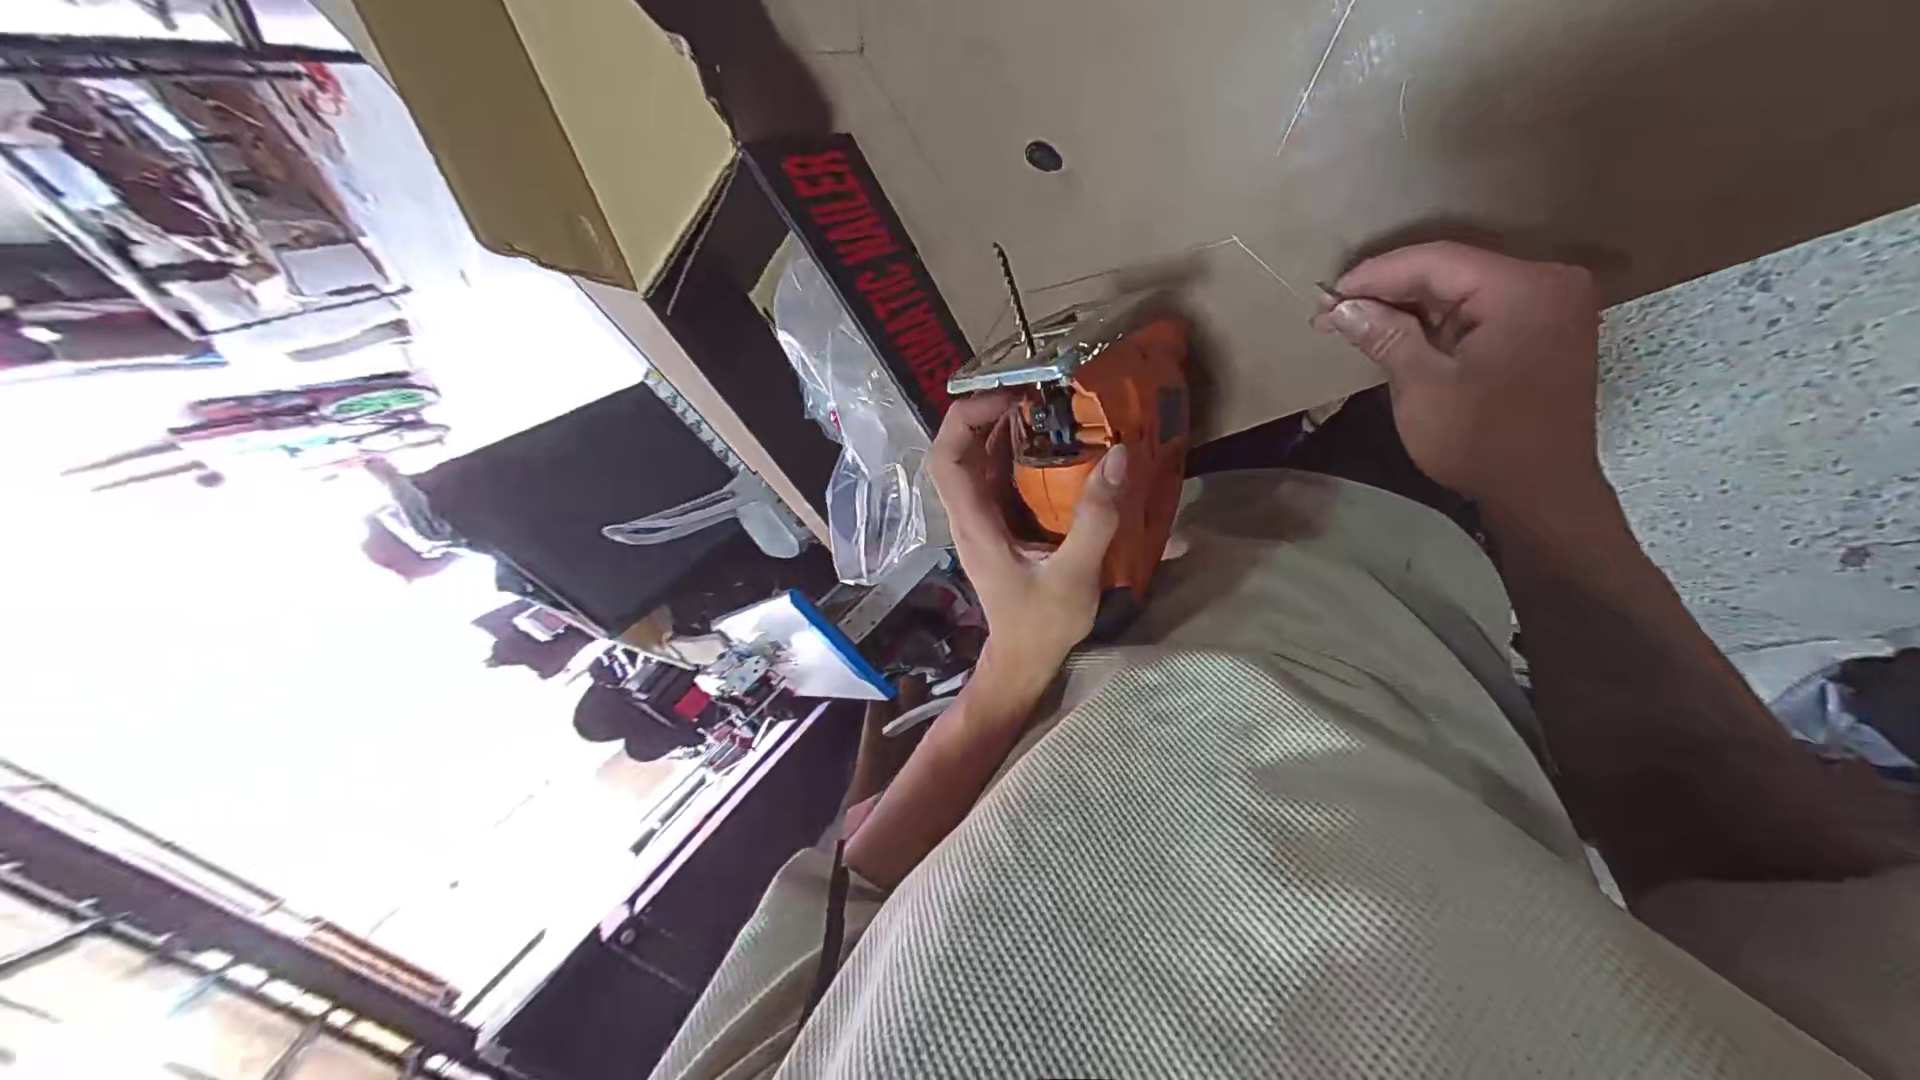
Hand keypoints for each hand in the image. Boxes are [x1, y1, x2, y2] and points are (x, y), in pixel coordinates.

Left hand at [928, 392, 1127, 686]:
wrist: (1024, 660)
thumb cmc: (1041, 625)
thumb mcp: (1075, 576)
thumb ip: (1097, 520)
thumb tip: (1119, 456)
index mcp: (975, 524)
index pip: (946, 459)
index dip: (966, 418)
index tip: (1010, 397)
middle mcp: (971, 516)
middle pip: (959, 450)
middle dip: (989, 414)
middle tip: (1037, 394)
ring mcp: (983, 520)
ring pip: (979, 462)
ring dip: (1006, 431)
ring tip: (1049, 408)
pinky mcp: (1001, 526)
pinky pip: (1000, 478)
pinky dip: (1020, 454)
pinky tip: (1054, 445)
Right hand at [1314, 242, 1606, 516]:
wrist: (1540, 490)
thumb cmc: (1481, 440)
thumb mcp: (1422, 386)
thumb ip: (1385, 336)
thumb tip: (1342, 307)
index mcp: (1524, 289)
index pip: (1437, 261)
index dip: (1376, 274)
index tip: (1328, 294)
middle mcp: (1547, 283)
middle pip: (1451, 271)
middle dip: (1387, 290)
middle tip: (1332, 312)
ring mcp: (1549, 306)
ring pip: (1461, 290)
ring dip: (1406, 306)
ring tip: (1352, 323)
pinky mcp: (1540, 330)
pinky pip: (1477, 311)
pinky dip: (1433, 321)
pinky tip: (1394, 333)